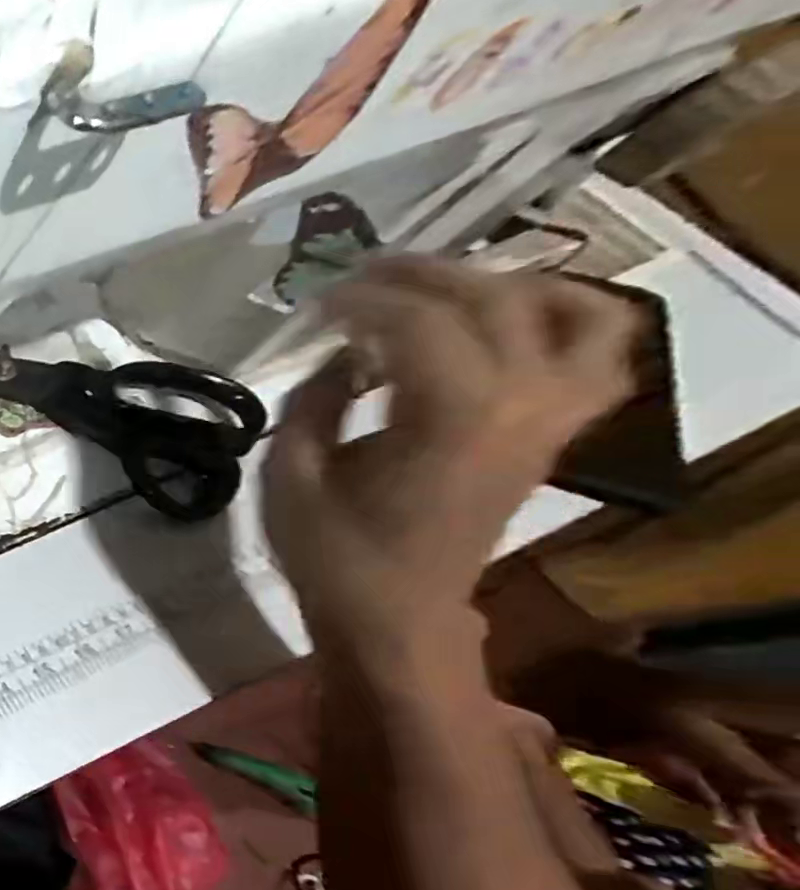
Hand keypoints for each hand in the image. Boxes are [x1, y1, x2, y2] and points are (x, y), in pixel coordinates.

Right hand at [265, 256, 639, 650]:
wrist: (394, 614)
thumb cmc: (331, 552)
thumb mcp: (290, 476)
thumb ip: (313, 402)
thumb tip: (342, 356)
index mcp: (448, 416)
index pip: (416, 322)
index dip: (361, 300)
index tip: (316, 302)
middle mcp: (520, 402)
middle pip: (490, 300)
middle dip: (420, 276)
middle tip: (362, 276)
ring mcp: (551, 417)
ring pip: (570, 310)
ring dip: (502, 284)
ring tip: (442, 289)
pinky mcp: (555, 433)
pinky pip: (599, 354)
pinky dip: (569, 318)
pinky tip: (511, 321)